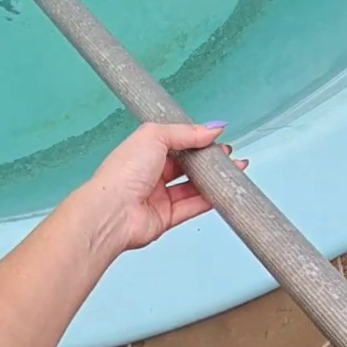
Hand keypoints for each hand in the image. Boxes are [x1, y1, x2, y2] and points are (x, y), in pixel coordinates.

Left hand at [74, 122, 246, 252]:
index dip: (196, 140)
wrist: (112, 212)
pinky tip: (224, 190)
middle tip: (228, 155)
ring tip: (234, 170)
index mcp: (143, 152)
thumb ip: (186, 132)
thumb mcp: (155, 136)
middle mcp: (149, 175)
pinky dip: (209, 200)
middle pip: (185, 166)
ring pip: (191, 187)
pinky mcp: (165, 218)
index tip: (216, 137)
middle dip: (208, 160)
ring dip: (213, 179)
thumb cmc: (122, 173)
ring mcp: (157, 197)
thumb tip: (211, 128)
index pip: (175, 143)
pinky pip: (191, 207)